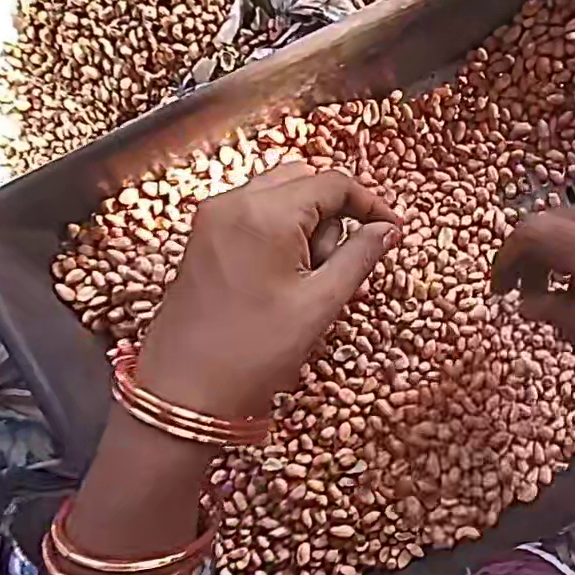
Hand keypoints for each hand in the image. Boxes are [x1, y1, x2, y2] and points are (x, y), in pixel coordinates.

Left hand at [135, 163, 401, 418]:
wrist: (183, 393)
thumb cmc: (255, 351)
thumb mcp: (320, 303)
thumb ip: (359, 256)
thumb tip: (388, 230)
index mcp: (265, 213)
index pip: (333, 183)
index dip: (370, 204)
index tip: (392, 231)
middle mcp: (233, 202)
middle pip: (304, 181)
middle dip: (334, 215)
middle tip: (339, 264)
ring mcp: (212, 217)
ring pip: (279, 196)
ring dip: (307, 225)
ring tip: (309, 280)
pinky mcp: (202, 237)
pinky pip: (254, 215)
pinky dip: (280, 233)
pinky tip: (285, 278)